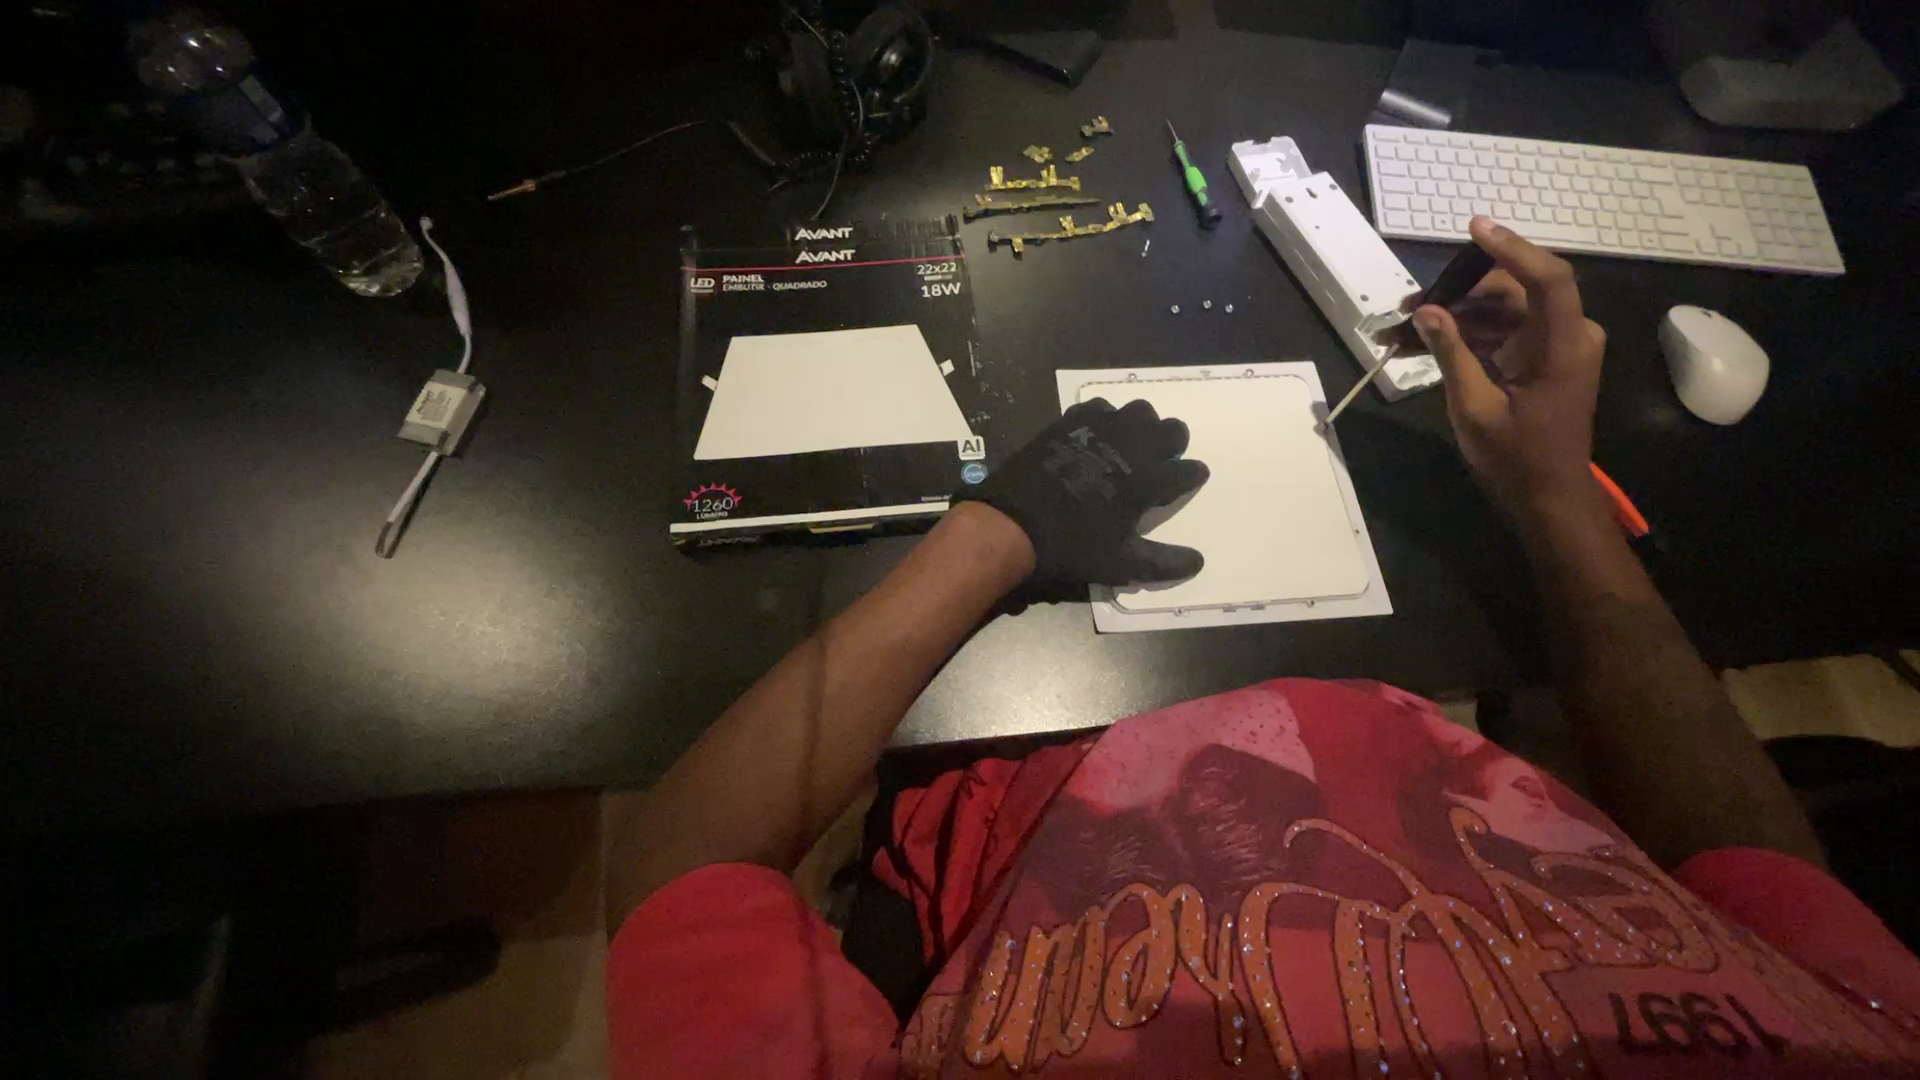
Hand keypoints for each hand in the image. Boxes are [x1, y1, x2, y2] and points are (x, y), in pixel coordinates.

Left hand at [959, 398, 1208, 587]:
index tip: (1186, 482)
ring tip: (1130, 447)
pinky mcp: (1070, 422)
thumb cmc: (1073, 545)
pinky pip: (1099, 408)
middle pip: (1172, 430)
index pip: (1187, 471)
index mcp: (1149, 479)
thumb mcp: (1121, 563)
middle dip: (1172, 445)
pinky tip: (1095, 438)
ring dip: (1142, 426)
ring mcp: (1100, 429)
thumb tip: (1197, 563)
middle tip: (1159, 463)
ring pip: (1138, 411)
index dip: (1191, 477)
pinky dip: (1105, 419)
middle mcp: (1132, 445)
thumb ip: (1163, 563)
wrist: (1014, 523)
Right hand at [1413, 216, 1607, 520]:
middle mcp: (1565, 336)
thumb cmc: (1515, 456)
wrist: (1545, 495)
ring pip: (1499, 315)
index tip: (1473, 229)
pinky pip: (1499, 336)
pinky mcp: (1536, 361)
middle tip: (1405, 307)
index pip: (1545, 279)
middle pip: (1513, 293)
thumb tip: (1427, 312)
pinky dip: (1462, 338)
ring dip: (1451, 320)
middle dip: (1457, 294)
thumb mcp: (1474, 406)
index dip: (1511, 248)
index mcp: (1563, 345)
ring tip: (1398, 333)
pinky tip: (1419, 346)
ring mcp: (1551, 348)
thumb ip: (1452, 354)